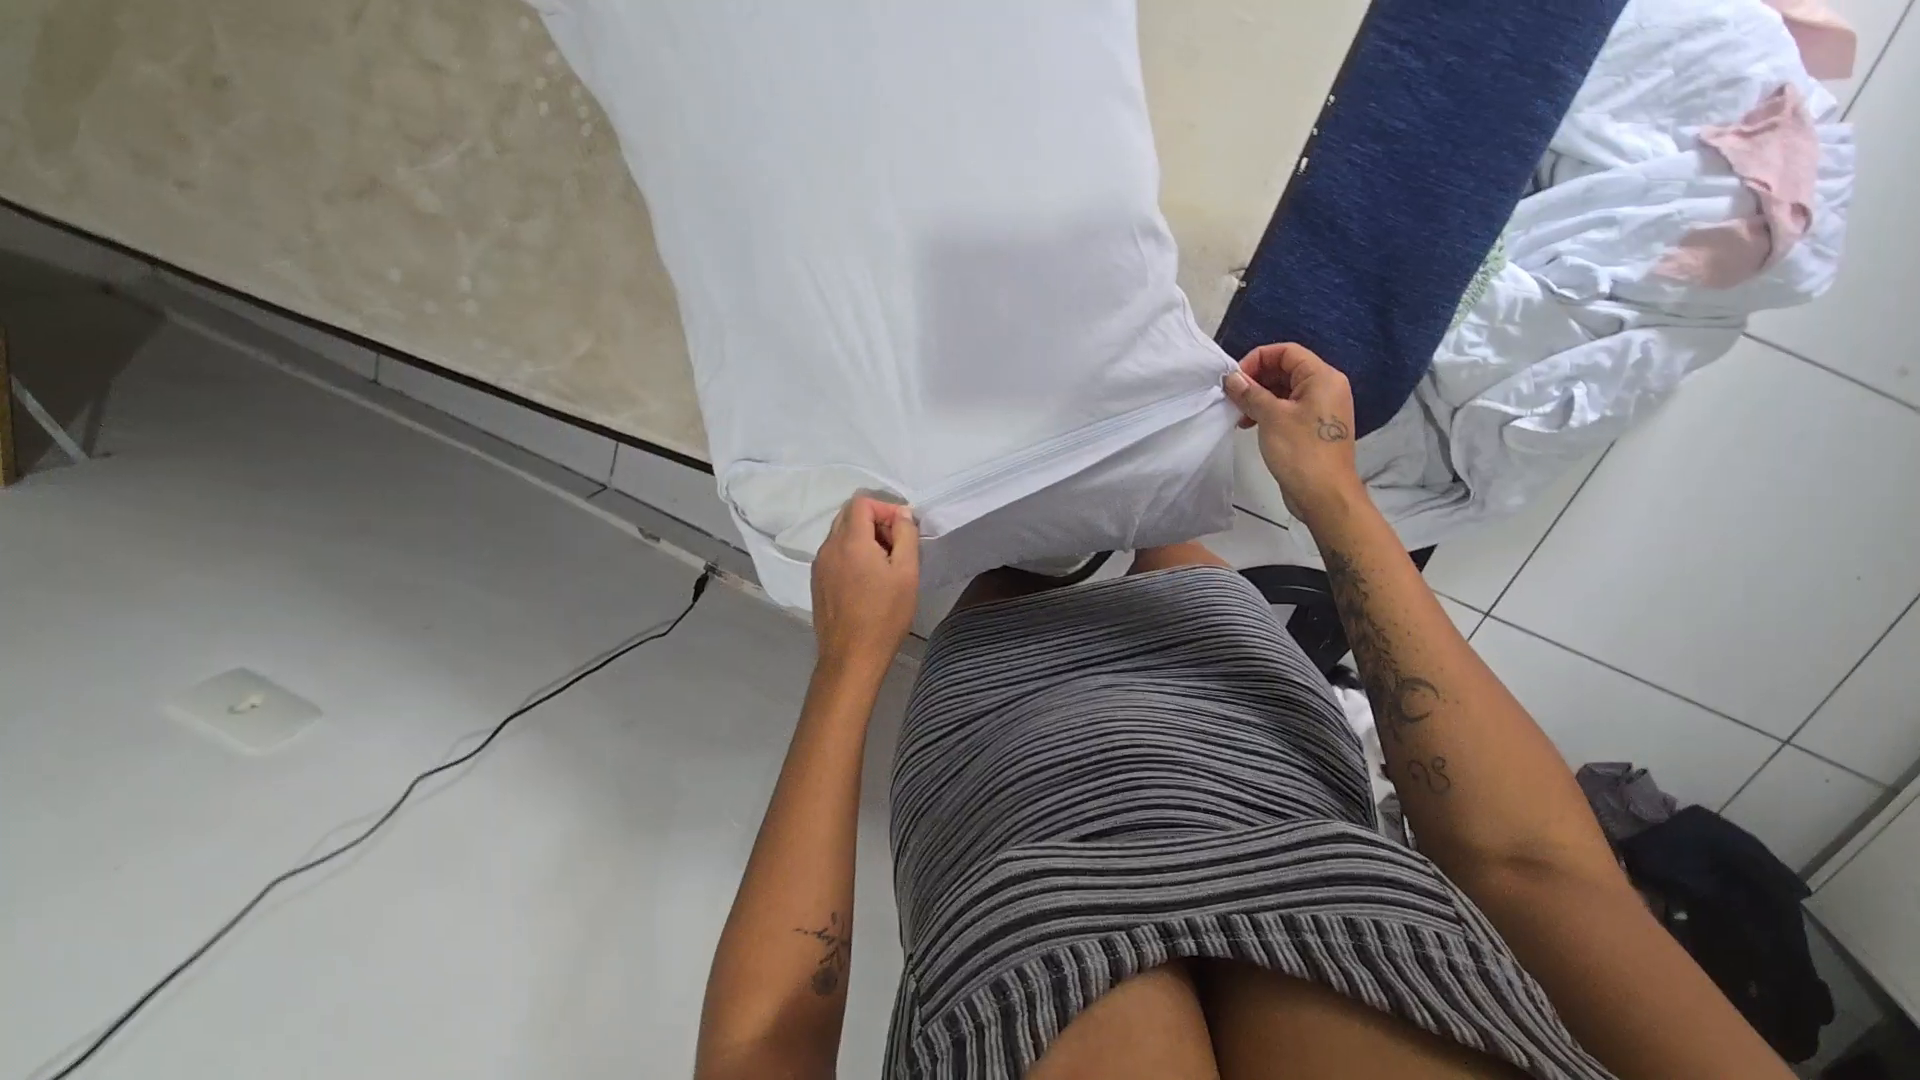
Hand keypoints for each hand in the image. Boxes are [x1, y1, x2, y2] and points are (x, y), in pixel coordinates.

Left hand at [811, 496, 920, 669]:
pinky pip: (835, 554)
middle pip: (849, 515)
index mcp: (850, 541)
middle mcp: (828, 547)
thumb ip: (906, 535)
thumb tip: (901, 514)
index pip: (862, 502)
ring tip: (884, 566)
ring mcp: (819, 565)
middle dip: (875, 522)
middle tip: (896, 547)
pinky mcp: (817, 581)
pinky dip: (852, 554)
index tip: (903, 530)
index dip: (885, 508)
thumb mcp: (907, 572)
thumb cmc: (884, 615)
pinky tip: (867, 581)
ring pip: (841, 535)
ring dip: (864, 539)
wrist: (851, 656)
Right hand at [1221, 343, 1363, 525]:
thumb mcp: (1271, 417)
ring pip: (1285, 391)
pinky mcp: (1314, 427)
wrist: (1324, 495)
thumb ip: (1250, 393)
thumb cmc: (1301, 451)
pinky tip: (1250, 425)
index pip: (1286, 352)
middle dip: (1256, 380)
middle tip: (1233, 398)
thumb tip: (1231, 378)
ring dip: (1259, 398)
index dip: (1257, 360)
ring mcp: (1321, 408)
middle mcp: (1326, 387)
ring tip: (1239, 415)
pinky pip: (1288, 408)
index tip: (1235, 379)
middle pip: (1285, 370)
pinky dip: (1268, 411)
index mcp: (1322, 377)